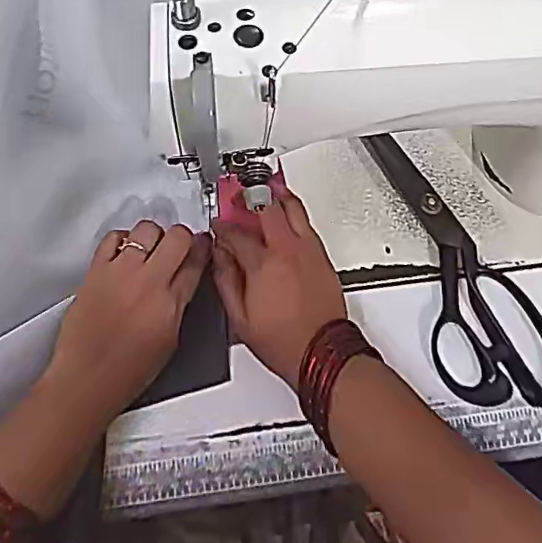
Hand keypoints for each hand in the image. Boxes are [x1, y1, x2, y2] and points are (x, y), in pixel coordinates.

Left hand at [43, 221, 209, 421]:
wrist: (87, 378)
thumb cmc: (125, 370)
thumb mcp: (170, 340)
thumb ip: (179, 304)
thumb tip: (183, 280)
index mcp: (171, 304)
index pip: (197, 261)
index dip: (203, 249)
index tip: (202, 245)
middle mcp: (148, 283)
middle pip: (177, 237)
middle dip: (182, 237)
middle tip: (177, 245)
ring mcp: (121, 273)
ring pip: (147, 229)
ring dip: (152, 236)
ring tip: (148, 248)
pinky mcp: (96, 270)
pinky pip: (113, 237)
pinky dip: (122, 239)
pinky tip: (123, 252)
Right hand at [211, 190, 347, 385]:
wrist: (321, 352)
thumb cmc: (285, 341)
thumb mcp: (240, 318)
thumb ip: (226, 281)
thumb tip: (220, 258)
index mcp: (262, 264)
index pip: (236, 234)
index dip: (222, 227)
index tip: (218, 228)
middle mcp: (287, 251)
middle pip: (266, 208)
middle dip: (248, 197)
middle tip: (239, 195)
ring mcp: (308, 251)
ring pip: (293, 207)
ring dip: (276, 195)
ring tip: (266, 190)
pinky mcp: (322, 256)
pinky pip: (307, 223)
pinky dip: (295, 212)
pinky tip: (287, 213)